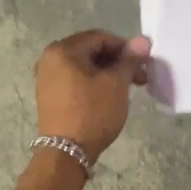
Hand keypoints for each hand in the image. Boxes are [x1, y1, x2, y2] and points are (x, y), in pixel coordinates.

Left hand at [34, 29, 150, 160]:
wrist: (66, 151)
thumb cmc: (93, 112)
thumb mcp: (116, 84)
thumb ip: (129, 60)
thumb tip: (143, 40)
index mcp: (63, 50)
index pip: (100, 37)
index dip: (125, 47)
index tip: (144, 62)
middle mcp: (50, 58)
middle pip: (90, 50)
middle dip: (117, 61)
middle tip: (139, 77)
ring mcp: (46, 77)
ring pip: (83, 66)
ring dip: (107, 72)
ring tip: (127, 88)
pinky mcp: (49, 94)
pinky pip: (75, 79)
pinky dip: (93, 82)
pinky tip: (108, 95)